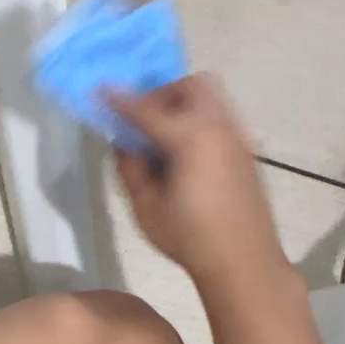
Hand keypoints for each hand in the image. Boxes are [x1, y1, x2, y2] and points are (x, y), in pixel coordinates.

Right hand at [110, 76, 282, 279]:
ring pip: (208, 98)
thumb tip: (124, 144)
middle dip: (161, 94)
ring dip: (180, 106)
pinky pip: (217, 118)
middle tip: (140, 121)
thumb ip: (131, 168)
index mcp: (191, 139)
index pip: (148, 111)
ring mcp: (236, 136)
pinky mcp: (244, 150)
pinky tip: (180, 154)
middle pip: (190, 86)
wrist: (242, 257)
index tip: (100, 89)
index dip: (121, 100)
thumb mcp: (146, 207)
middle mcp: (218, 126)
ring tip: (159, 139)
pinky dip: (195, 121)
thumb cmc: (188, 236)